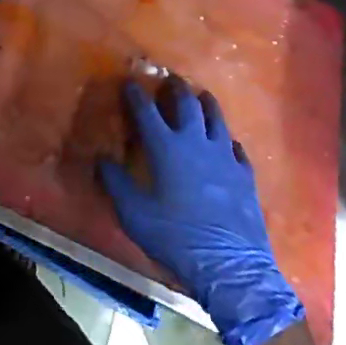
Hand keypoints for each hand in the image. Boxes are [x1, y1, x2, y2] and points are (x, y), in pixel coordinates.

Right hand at [99, 76, 304, 344]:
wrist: (229, 266)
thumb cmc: (175, 237)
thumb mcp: (134, 214)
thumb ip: (115, 183)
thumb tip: (101, 159)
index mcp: (166, 148)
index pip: (147, 112)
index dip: (135, 95)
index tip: (129, 82)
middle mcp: (196, 143)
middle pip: (187, 105)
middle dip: (177, 88)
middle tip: (172, 78)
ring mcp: (225, 157)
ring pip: (217, 119)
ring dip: (207, 103)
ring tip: (202, 95)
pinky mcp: (245, 174)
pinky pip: (236, 148)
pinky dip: (228, 140)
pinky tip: (228, 143)